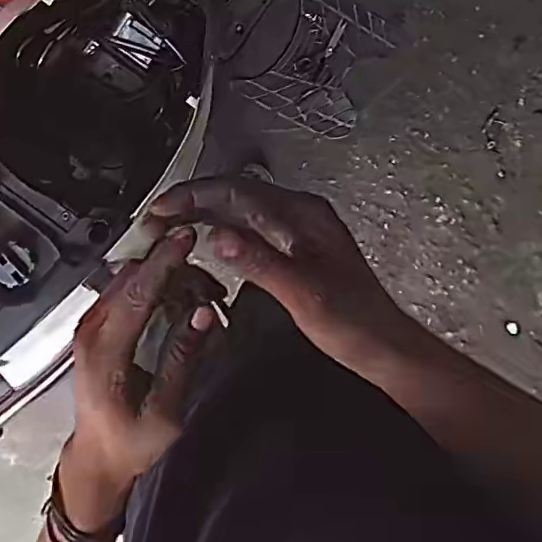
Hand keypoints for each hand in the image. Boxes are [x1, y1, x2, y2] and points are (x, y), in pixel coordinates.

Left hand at [59, 227, 217, 529]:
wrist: (95, 456)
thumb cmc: (129, 442)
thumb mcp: (164, 413)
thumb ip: (182, 360)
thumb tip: (203, 315)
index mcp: (104, 352)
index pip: (136, 292)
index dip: (163, 262)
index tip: (186, 239)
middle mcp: (90, 330)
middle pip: (132, 278)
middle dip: (170, 266)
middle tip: (206, 275)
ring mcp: (89, 324)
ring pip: (128, 279)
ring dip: (163, 274)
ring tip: (198, 288)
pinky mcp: (94, 324)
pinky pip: (123, 289)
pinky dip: (151, 283)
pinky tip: (176, 293)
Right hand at [149, 177, 419, 366]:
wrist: (386, 349)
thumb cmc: (357, 324)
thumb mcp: (305, 296)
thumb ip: (260, 263)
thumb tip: (218, 237)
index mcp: (303, 215)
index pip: (237, 191)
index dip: (194, 196)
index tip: (163, 208)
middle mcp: (299, 214)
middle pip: (234, 193)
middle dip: (190, 201)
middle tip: (155, 216)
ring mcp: (295, 228)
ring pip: (237, 207)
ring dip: (200, 212)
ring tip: (168, 223)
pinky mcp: (290, 246)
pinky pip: (245, 224)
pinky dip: (216, 226)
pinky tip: (201, 236)